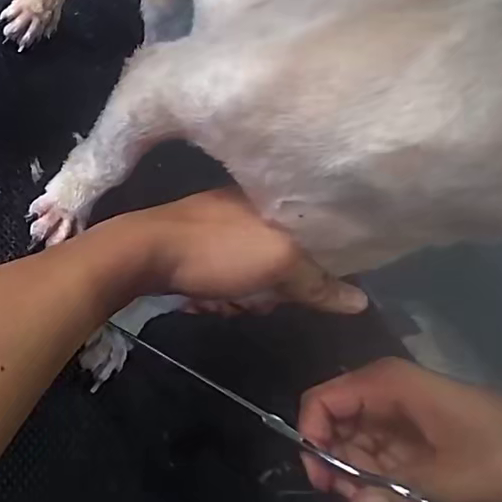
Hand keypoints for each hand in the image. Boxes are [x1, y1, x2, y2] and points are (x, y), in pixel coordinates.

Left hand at [99, 189, 368, 314]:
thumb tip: (360, 301)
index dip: (316, 267)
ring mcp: (216, 227)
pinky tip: (205, 300)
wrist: (141, 253)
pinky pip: (223, 276)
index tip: (306, 288)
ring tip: (225, 301)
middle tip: (256, 298)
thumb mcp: (276, 262)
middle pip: (282, 260)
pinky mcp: (193, 247)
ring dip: (242, 296)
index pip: (313, 232)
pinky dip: (218, 293)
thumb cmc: (215, 250)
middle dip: (271, 289)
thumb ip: (318, 281)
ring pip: (252, 274)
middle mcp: (244, 208)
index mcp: (269, 200)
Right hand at [297, 358, 501, 501]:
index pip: (323, 401)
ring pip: (362, 462)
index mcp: (389, 384)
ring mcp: (401, 425)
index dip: (312, 438)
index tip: (326, 484)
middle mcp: (387, 398)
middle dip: (351, 481)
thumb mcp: (459, 476)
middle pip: (338, 435)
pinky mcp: (417, 449)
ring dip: (379, 501)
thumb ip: (402, 494)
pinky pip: (387, 476)